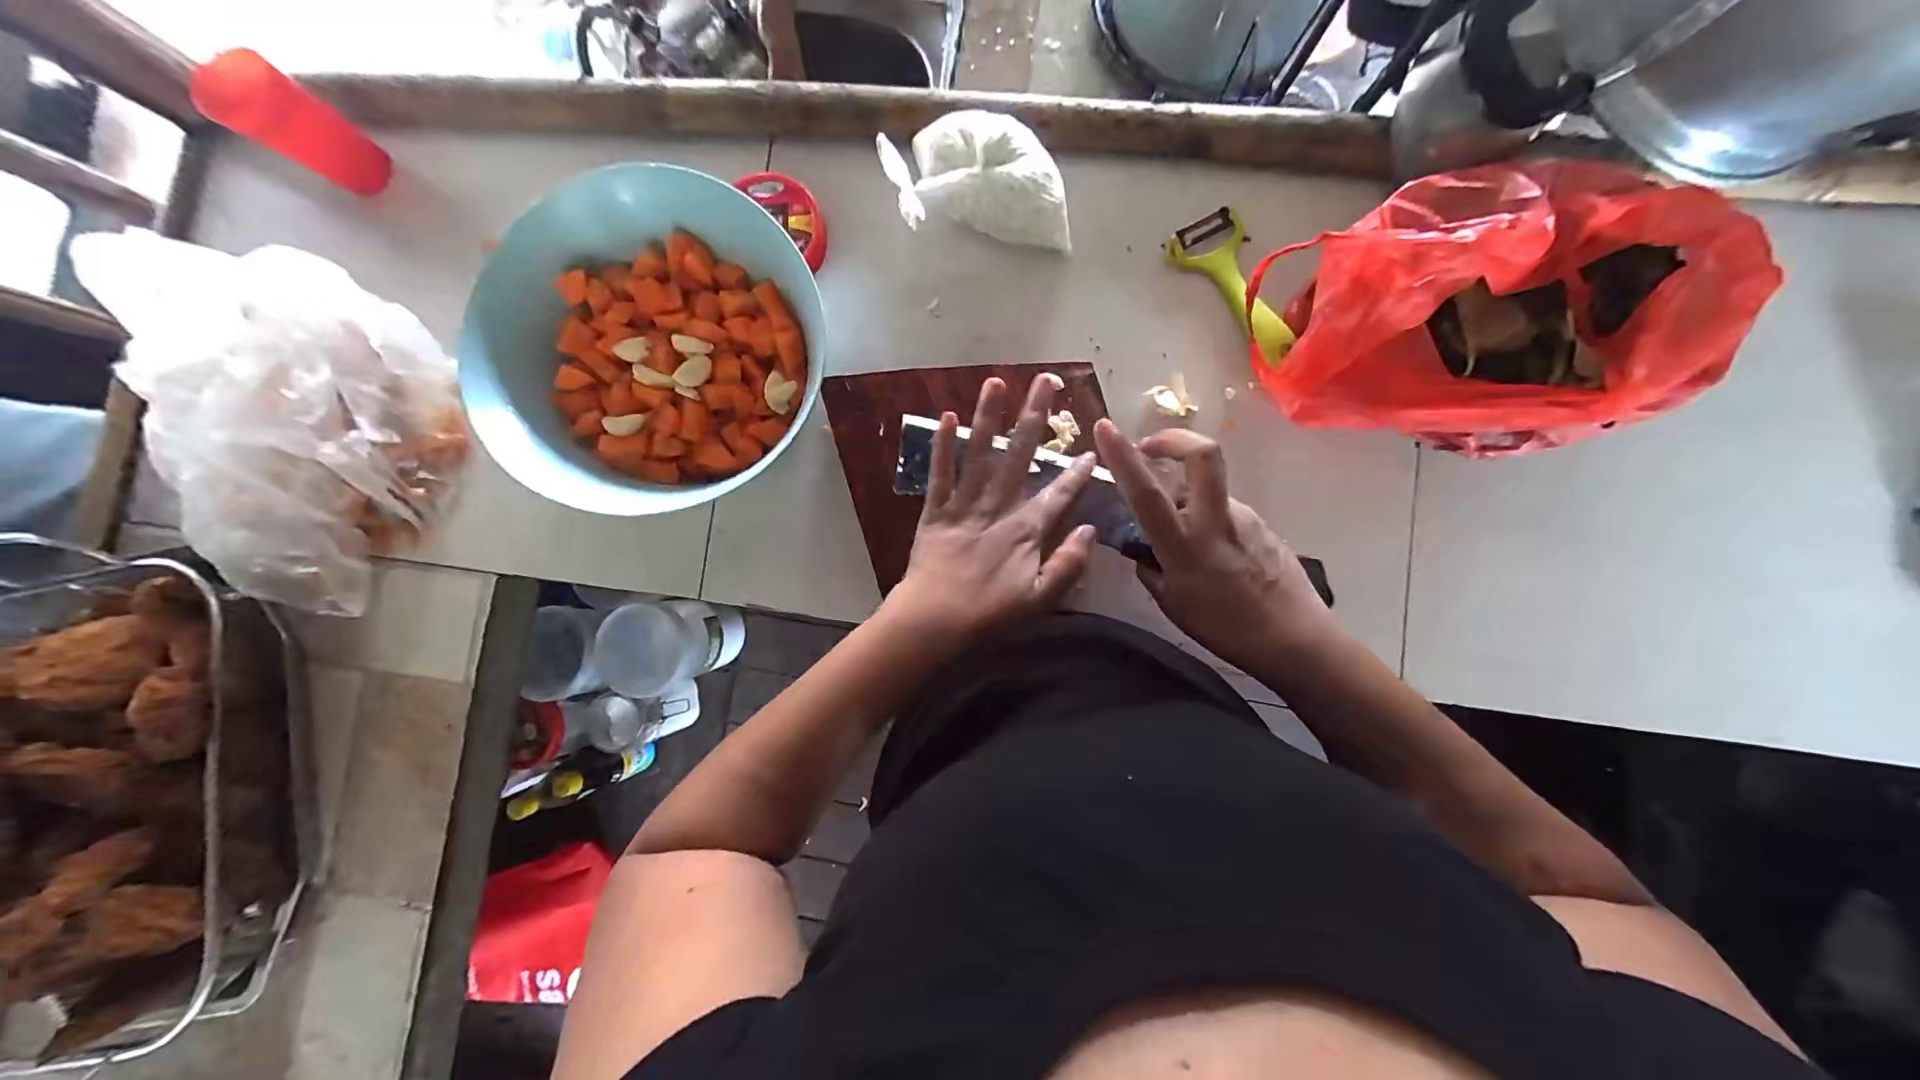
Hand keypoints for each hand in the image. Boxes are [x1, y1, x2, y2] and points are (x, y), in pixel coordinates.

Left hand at [882, 375, 1097, 646]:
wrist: (933, 622)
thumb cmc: (989, 615)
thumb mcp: (1041, 599)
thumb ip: (1069, 564)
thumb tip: (1090, 529)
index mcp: (1025, 530)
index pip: (1058, 494)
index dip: (1076, 472)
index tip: (1090, 450)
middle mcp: (997, 508)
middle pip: (1019, 456)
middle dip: (1034, 417)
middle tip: (1047, 381)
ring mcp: (963, 506)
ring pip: (979, 455)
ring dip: (988, 417)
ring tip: (996, 381)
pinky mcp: (935, 512)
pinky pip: (939, 474)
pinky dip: (942, 446)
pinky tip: (947, 416)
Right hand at [1092, 420, 1336, 668]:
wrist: (1297, 639)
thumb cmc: (1226, 630)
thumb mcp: (1173, 604)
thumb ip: (1152, 569)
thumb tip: (1142, 550)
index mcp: (1186, 546)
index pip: (1148, 492)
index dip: (1123, 456)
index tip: (1105, 428)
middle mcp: (1217, 521)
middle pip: (1202, 454)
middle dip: (1172, 438)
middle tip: (1149, 449)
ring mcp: (1245, 517)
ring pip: (1208, 489)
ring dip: (1186, 496)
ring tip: (1180, 536)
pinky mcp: (1262, 523)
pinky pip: (1223, 510)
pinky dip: (1206, 519)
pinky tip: (1212, 554)